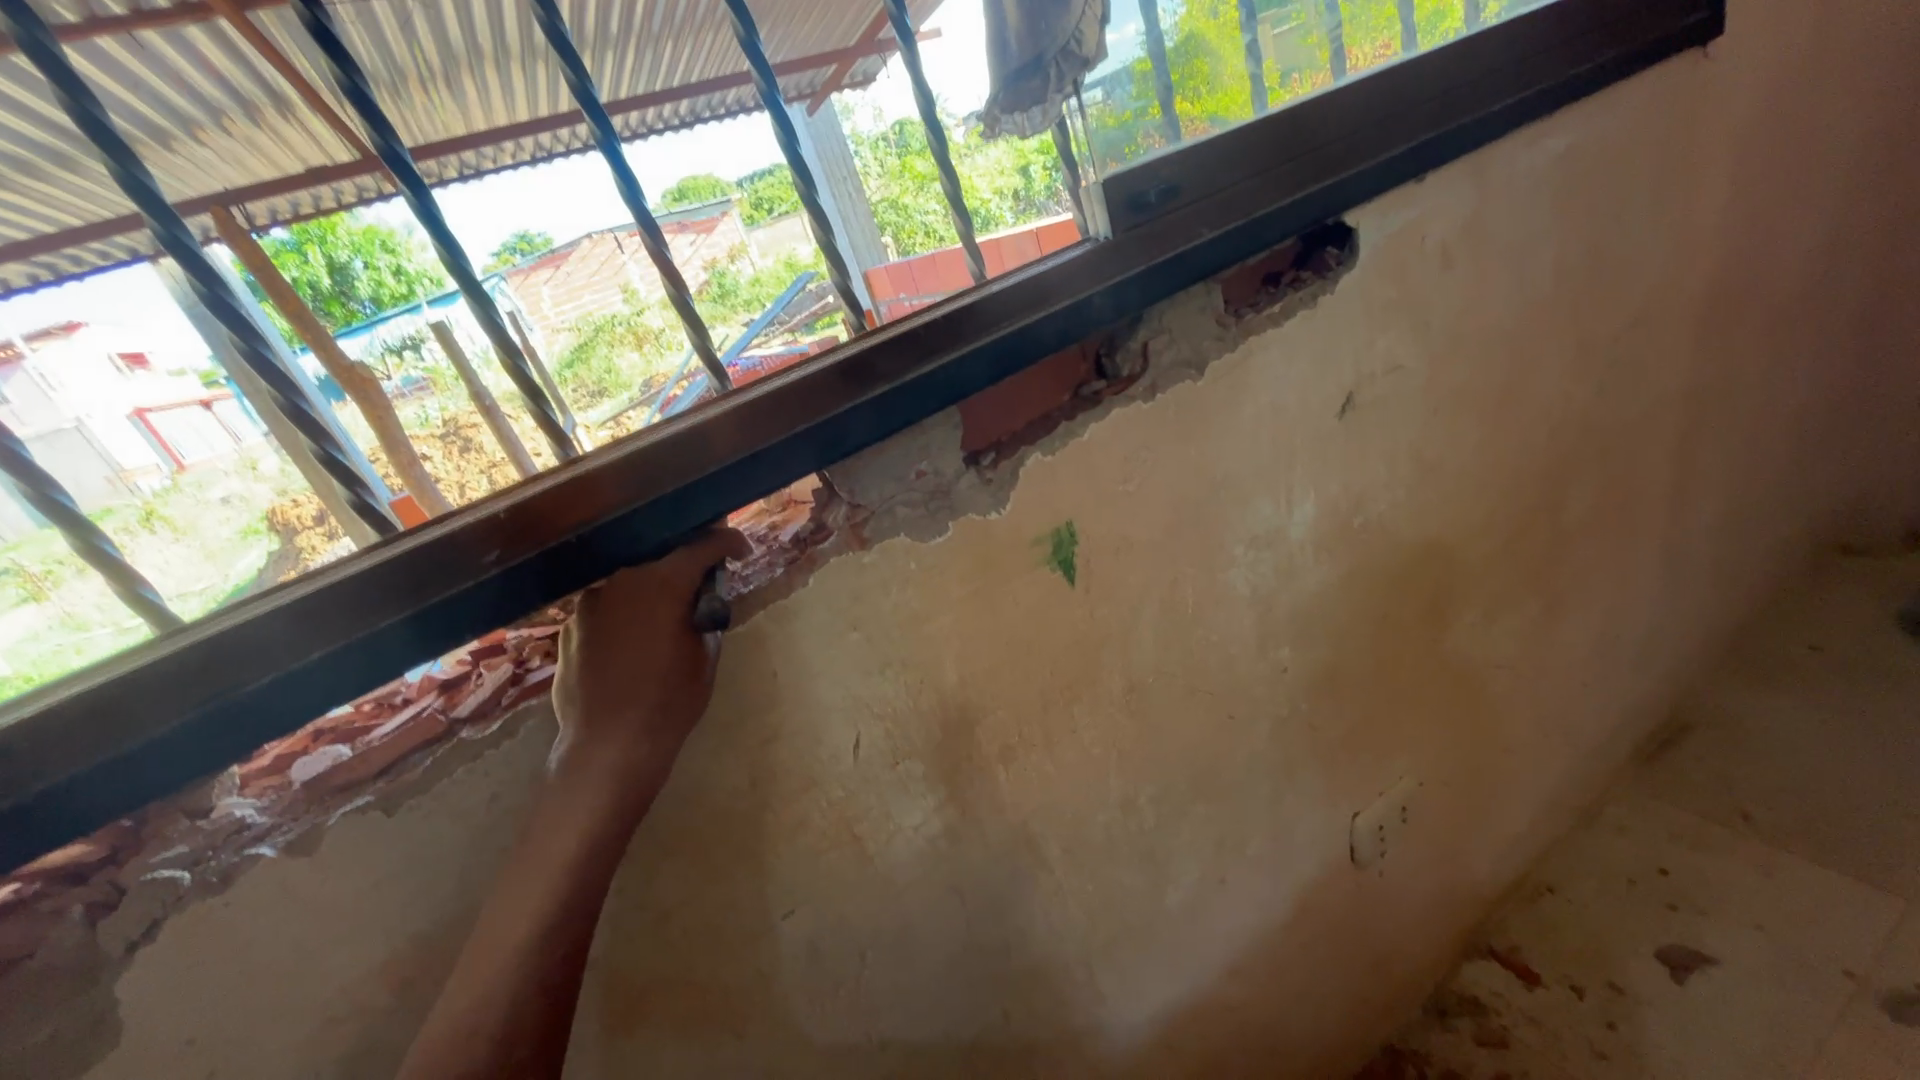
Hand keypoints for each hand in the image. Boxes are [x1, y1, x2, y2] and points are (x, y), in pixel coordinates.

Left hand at [550, 528, 751, 791]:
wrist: (609, 746)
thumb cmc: (670, 701)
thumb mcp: (705, 654)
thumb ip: (704, 614)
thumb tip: (700, 599)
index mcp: (663, 582)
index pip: (702, 546)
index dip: (726, 543)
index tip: (741, 551)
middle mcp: (622, 581)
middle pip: (661, 563)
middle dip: (685, 574)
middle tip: (702, 595)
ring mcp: (589, 604)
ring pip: (630, 587)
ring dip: (651, 597)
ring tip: (663, 626)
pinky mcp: (569, 629)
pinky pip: (607, 612)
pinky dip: (624, 619)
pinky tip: (631, 649)